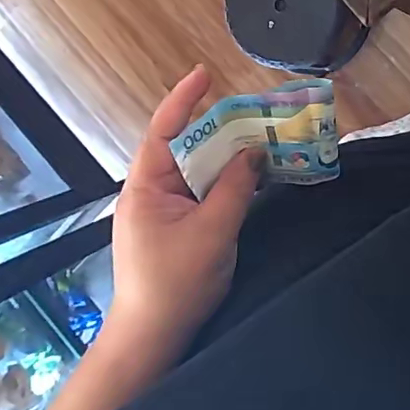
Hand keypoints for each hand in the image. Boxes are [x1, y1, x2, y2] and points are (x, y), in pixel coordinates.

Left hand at [107, 66, 261, 357]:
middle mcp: (154, 192)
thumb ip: (235, 187)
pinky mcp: (182, 226)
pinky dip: (230, 181)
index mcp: (147, 187)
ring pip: (201, 170)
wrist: (155, 335)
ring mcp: (168, 210)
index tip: (205, 74)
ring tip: (263, 138)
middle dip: (219, 128)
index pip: (164, 132)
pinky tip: (255, 175)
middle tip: (256, 111)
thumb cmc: (175, 283)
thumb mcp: (212, 231)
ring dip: (230, 155)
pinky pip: (207, 192)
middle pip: (188, 148)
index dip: (183, 101)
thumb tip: (254, 152)